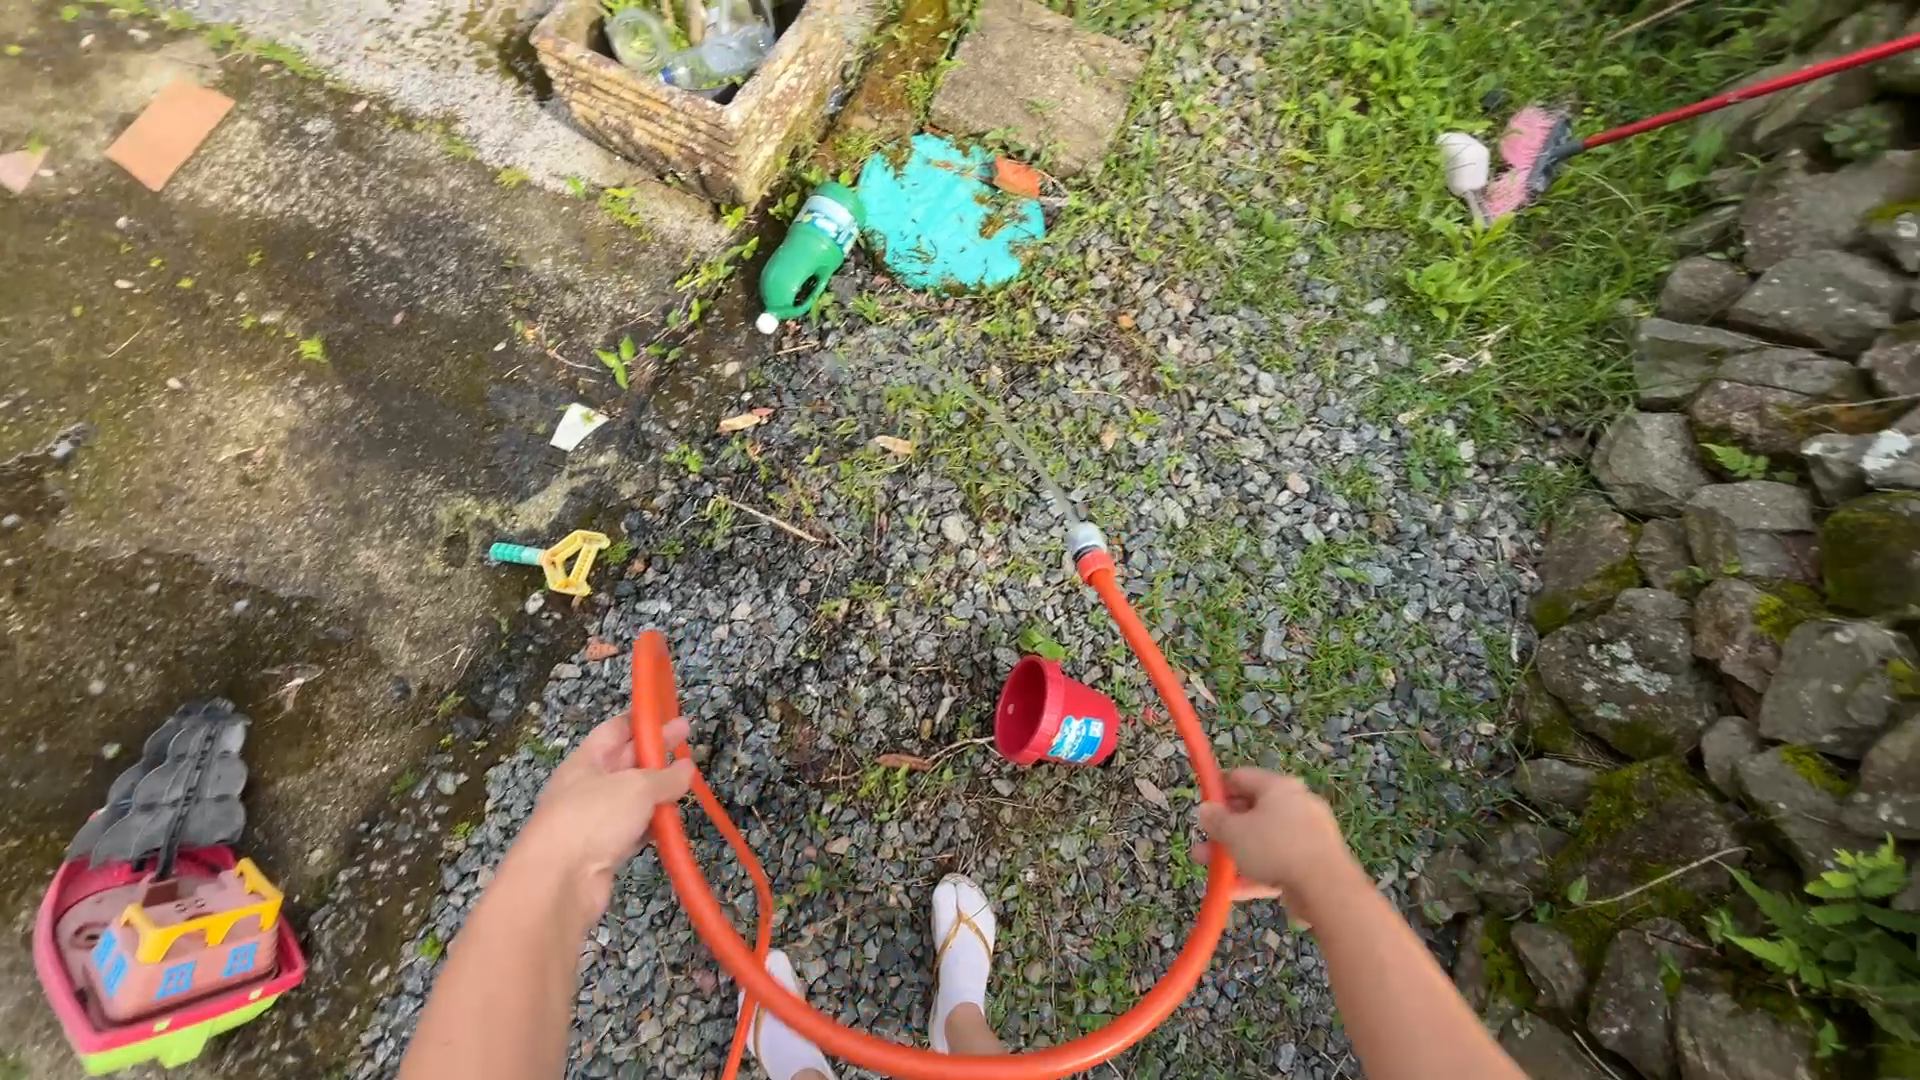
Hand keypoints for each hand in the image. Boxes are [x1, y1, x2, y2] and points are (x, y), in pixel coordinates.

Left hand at [516, 714, 695, 922]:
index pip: (615, 729)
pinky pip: (633, 829)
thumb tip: (687, 770)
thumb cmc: (593, 818)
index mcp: (586, 762)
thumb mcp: (637, 787)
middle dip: (657, 751)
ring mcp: (593, 821)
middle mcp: (587, 787)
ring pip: (632, 798)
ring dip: (658, 791)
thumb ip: (666, 777)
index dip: (641, 720)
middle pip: (627, 761)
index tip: (668, 713)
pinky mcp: (602, 851)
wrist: (557, 884)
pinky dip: (652, 825)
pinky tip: (671, 823)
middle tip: (687, 737)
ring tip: (687, 783)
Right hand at [1196, 768, 1362, 912]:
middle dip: (1225, 830)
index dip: (1218, 790)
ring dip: (1237, 854)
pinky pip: (1279, 862)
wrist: (1328, 890)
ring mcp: (1309, 835)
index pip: (1241, 777)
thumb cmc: (1274, 848)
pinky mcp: (1315, 863)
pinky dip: (1258, 872)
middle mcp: (1296, 804)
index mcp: (1278, 787)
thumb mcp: (1234, 832)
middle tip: (1205, 843)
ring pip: (1264, 841)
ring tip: (1213, 871)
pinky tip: (1234, 890)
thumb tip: (1205, 809)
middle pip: (1252, 811)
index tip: (1204, 808)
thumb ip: (1215, 820)